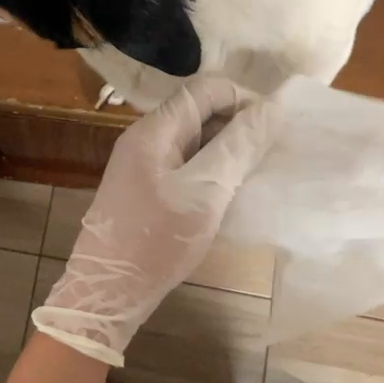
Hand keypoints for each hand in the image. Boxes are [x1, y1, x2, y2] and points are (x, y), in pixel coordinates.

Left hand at [31, 77, 275, 366]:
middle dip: (240, 125)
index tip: (276, 130)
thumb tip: (272, 107)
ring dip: (229, 150)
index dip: (244, 99)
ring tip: (260, 173)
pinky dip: (213, 172)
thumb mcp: (205, 192)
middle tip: (274, 154)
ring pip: (196, 141)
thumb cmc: (155, 240)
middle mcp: (147, 139)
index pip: (205, 89)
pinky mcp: (147, 190)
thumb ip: (238, 146)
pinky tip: (233, 193)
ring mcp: (145, 165)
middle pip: (200, 111)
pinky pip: (187, 166)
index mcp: (155, 130)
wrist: (107, 292)